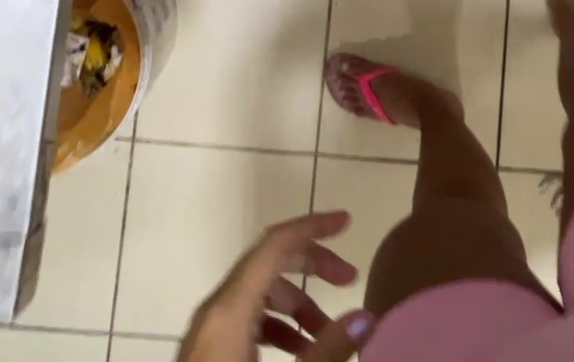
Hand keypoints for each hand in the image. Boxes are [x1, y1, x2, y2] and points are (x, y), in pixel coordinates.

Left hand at [178, 211, 374, 361]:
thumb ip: (326, 351)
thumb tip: (366, 316)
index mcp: (230, 309)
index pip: (276, 244)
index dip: (313, 227)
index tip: (348, 223)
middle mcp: (215, 309)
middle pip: (270, 264)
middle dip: (312, 265)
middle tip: (350, 279)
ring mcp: (208, 331)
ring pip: (260, 294)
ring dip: (297, 303)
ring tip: (329, 333)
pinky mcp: (207, 352)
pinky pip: (248, 319)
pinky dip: (278, 325)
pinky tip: (300, 352)